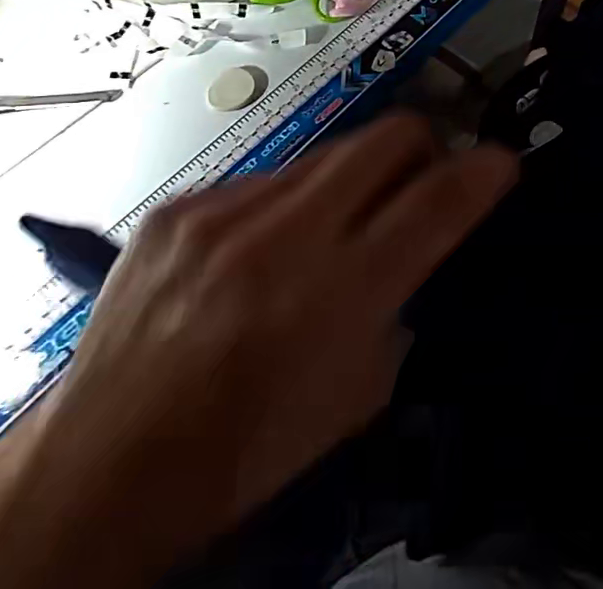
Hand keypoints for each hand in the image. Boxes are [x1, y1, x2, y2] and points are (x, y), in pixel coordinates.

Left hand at [0, 113, 516, 588]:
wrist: (101, 465)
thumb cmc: (244, 451)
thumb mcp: (355, 394)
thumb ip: (397, 307)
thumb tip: (414, 251)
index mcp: (335, 295)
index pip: (434, 203)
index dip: (482, 173)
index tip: (501, 162)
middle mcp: (281, 237)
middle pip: (387, 137)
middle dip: (426, 147)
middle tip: (426, 179)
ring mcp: (223, 212)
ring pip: (331, 150)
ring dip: (357, 177)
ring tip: (341, 222)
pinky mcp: (181, 207)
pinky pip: (268, 178)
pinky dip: (293, 201)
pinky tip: (269, 246)